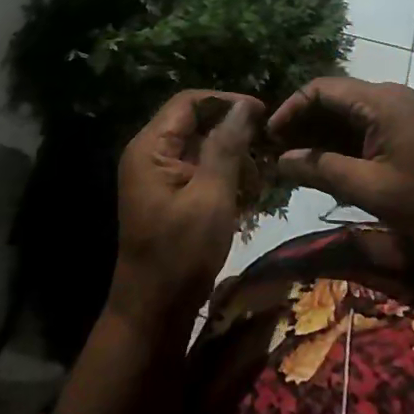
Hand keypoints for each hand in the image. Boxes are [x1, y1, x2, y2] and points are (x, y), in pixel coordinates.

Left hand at [109, 90, 264, 330]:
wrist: (153, 311)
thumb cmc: (182, 252)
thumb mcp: (211, 195)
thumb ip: (227, 146)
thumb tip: (245, 106)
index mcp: (150, 147)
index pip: (189, 102)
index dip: (226, 102)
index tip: (263, 115)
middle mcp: (148, 154)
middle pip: (193, 123)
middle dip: (231, 133)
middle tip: (265, 151)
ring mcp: (155, 176)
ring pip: (198, 148)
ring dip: (230, 158)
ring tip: (257, 181)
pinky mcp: (165, 196)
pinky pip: (195, 172)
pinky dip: (220, 177)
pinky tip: (244, 197)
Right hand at [269, 77, 413, 249]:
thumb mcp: (369, 189)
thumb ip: (320, 170)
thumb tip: (279, 161)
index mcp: (379, 101)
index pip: (320, 89)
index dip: (289, 109)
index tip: (269, 137)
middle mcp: (388, 95)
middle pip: (332, 98)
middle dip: (302, 124)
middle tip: (278, 154)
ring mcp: (400, 110)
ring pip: (347, 114)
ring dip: (320, 135)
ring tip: (296, 164)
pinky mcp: (407, 128)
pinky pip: (364, 126)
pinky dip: (342, 142)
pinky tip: (328, 168)